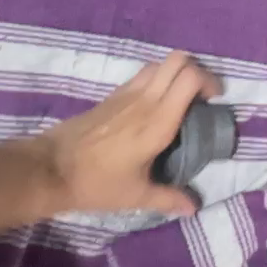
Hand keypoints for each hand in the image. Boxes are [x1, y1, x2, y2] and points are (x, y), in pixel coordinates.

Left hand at [30, 50, 224, 216]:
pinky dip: (159, 79)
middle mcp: (146, 99)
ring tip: (181, 98)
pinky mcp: (114, 94)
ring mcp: (128, 92)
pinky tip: (156, 104)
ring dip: (177, 73)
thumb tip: (193, 206)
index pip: (189, 78)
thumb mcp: (136, 196)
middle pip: (179, 59)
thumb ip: (168, 198)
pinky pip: (145, 74)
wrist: (52, 168)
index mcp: (157, 121)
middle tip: (202, 95)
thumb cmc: (98, 183)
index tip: (214, 100)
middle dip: (197, 71)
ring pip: (161, 63)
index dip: (208, 80)